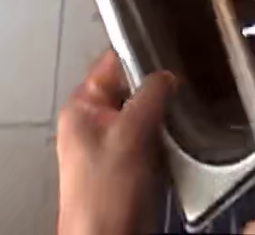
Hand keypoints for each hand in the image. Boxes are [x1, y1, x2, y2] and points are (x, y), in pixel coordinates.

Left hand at [56, 50, 175, 234]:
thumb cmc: (103, 200)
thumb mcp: (130, 133)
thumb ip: (151, 94)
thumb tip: (167, 75)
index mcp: (82, 106)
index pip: (113, 60)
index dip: (139, 54)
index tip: (165, 54)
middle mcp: (94, 120)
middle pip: (133, 84)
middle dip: (156, 90)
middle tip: (171, 94)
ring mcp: (112, 141)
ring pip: (146, 110)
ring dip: (162, 115)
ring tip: (170, 123)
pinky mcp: (129, 160)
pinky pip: (152, 133)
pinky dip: (164, 136)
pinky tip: (170, 143)